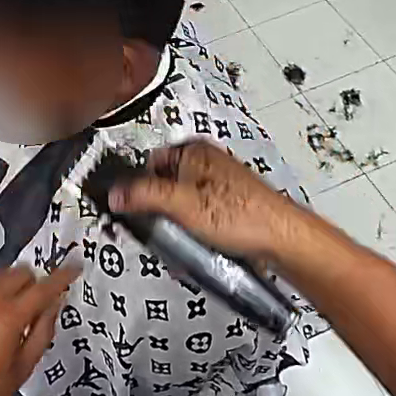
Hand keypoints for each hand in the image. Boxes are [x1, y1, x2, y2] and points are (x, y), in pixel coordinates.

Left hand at [0, 265, 77, 395]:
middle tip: (35, 307)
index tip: (73, 269)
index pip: (45, 287)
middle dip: (34, 285)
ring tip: (6, 318)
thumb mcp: (22, 369)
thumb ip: (43, 331)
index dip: (64, 276)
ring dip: (10, 288)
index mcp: (8, 318)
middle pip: (21, 272)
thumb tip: (53, 306)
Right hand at [109, 141, 312, 264]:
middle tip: (160, 229)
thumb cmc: (243, 215)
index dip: (136, 186)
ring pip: (179, 206)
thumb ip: (144, 196)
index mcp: (193, 151)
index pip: (147, 162)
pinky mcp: (225, 206)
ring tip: (184, 239)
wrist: (280, 238)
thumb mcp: (181, 204)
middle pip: (162, 186)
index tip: (129, 208)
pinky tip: (199, 244)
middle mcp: (206, 163)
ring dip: (176, 226)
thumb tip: (115, 194)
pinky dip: (193, 232)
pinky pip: (196, 219)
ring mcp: (216, 186)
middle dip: (158, 212)